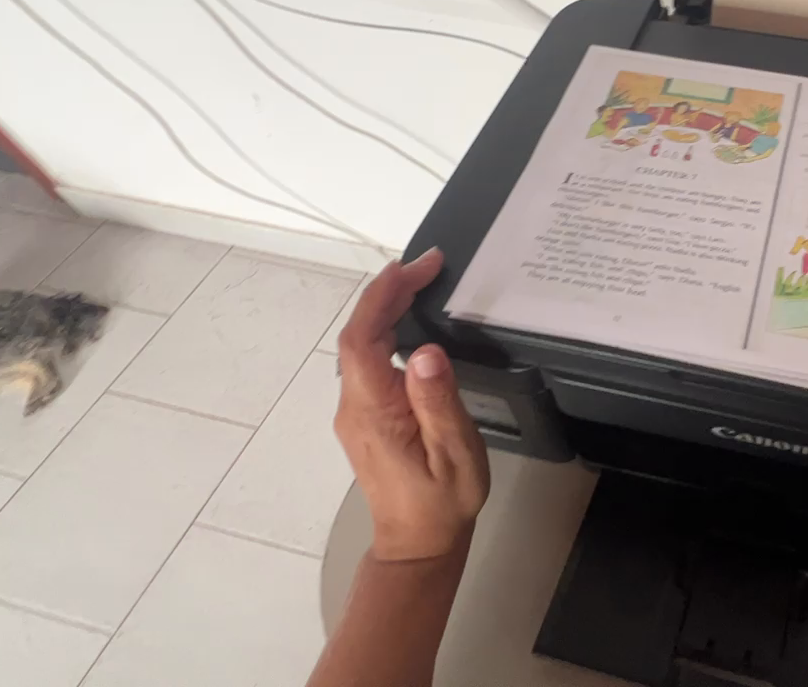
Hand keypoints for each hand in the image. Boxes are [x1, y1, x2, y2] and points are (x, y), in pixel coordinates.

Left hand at [334, 249, 489, 562]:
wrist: (418, 544)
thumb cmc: (442, 499)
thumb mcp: (453, 451)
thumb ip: (437, 401)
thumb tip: (424, 352)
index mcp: (373, 409)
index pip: (362, 338)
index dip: (383, 295)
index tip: (418, 267)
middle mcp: (355, 404)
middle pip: (358, 334)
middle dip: (388, 291)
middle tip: (431, 263)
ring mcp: (357, 409)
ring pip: (361, 344)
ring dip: (387, 305)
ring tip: (424, 280)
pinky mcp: (367, 413)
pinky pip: (369, 357)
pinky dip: (388, 326)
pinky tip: (412, 318)